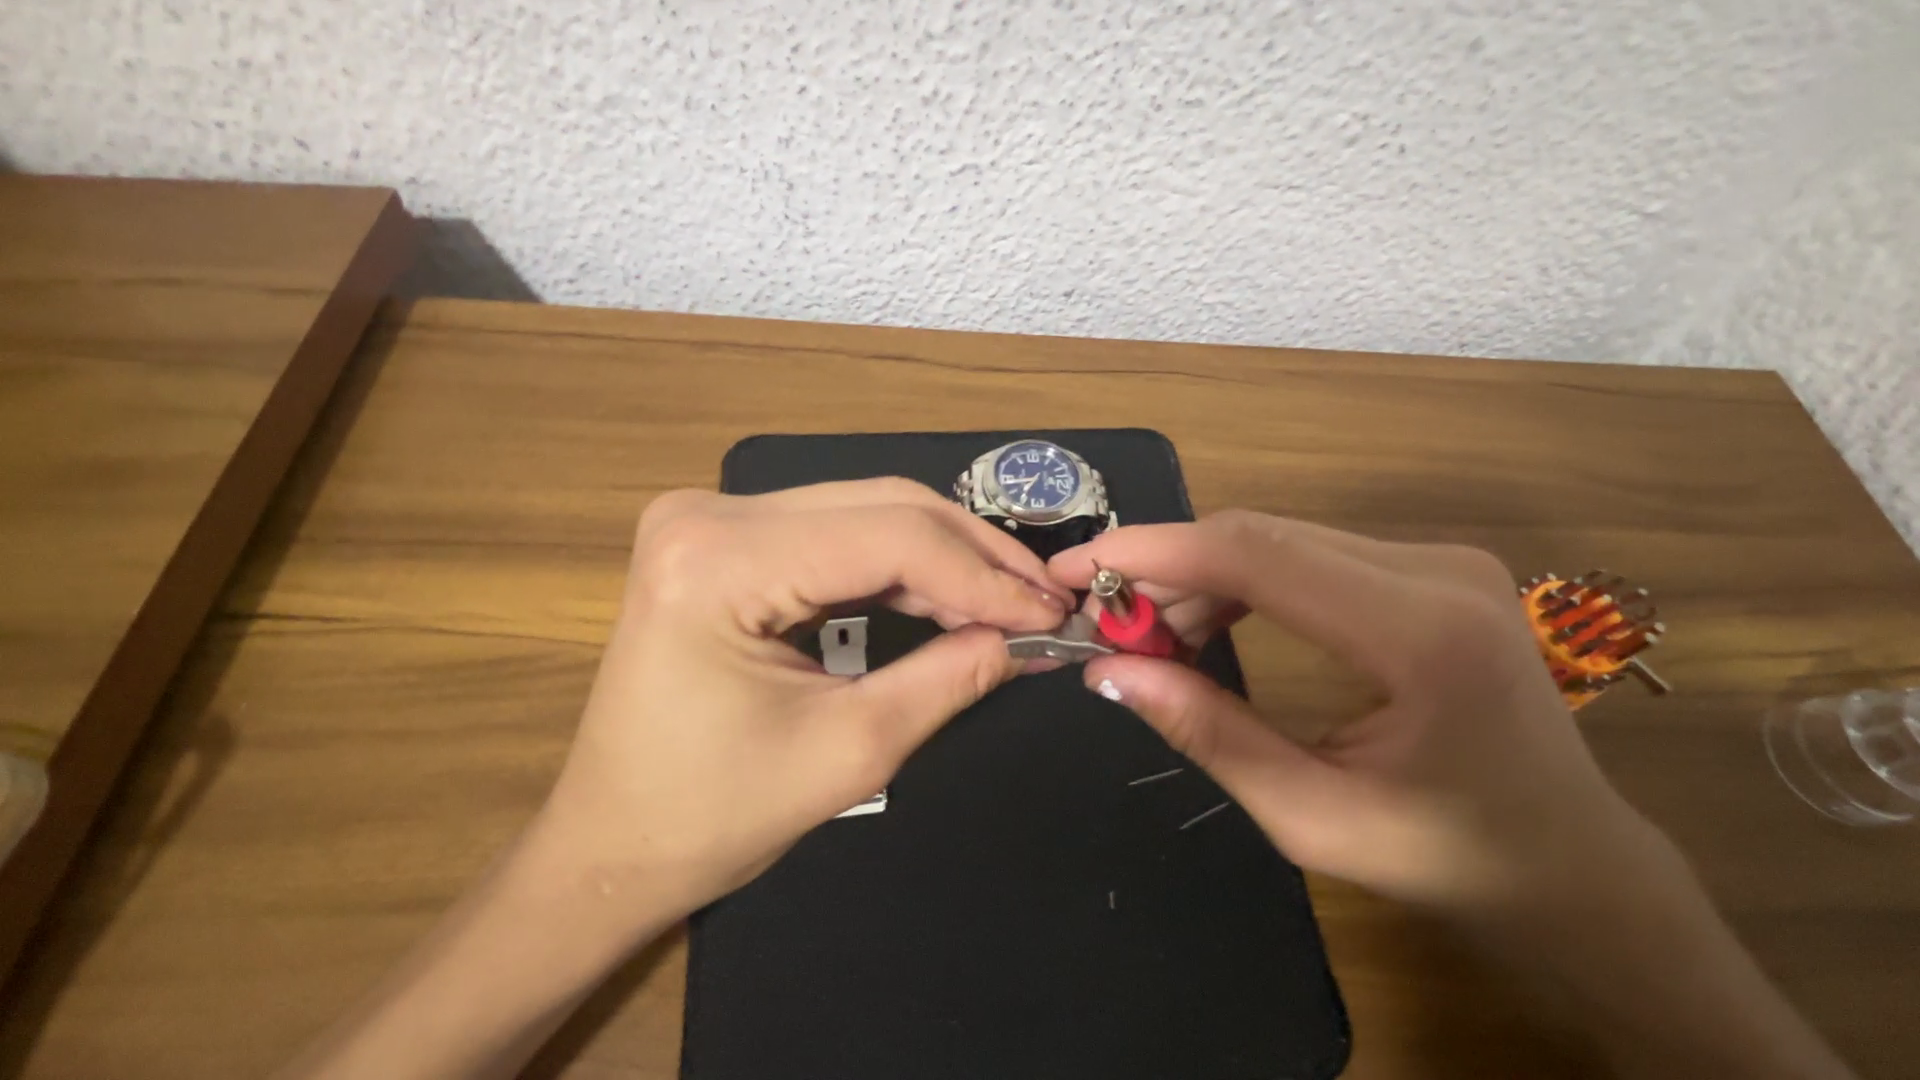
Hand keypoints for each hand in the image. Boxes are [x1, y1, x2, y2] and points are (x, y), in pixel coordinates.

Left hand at [541, 478, 1068, 917]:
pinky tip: (950, 597)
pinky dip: (898, 567)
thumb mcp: (851, 750)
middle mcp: (709, 514)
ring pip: (864, 514)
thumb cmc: (713, 815)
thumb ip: (951, 678)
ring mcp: (710, 520)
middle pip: (880, 507)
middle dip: (973, 557)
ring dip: (943, 559)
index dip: (984, 576)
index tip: (1051, 615)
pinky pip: (834, 536)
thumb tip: (1033, 637)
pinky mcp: (722, 540)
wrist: (612, 844)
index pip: (889, 538)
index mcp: (719, 560)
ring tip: (1011, 604)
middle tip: (1043, 603)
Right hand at [1050, 511, 1667, 916]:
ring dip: (1199, 578)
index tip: (1074, 571)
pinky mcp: (1429, 571)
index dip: (1152, 552)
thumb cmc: (1447, 856)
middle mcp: (1437, 571)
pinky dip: (1241, 583)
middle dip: (1165, 570)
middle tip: (1102, 622)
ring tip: (1148, 636)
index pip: (1255, 555)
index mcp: (1420, 635)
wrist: (1569, 861)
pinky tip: (1207, 624)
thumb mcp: (1310, 816)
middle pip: (1260, 536)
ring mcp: (1439, 562)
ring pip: (1278, 540)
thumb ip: (1207, 733)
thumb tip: (1107, 671)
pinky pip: (1307, 556)